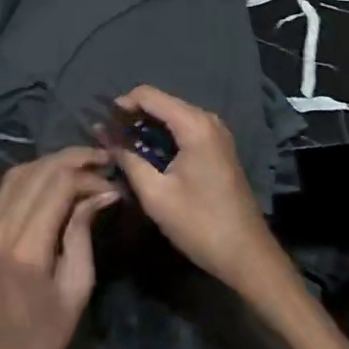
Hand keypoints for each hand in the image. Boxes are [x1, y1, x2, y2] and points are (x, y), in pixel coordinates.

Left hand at [0, 148, 117, 348]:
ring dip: (55, 161)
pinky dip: (36, 171)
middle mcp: (3, 227)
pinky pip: (10, 184)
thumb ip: (83, 233)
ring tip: (86, 164)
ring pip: (23, 170)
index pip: (60, 185)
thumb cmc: (44, 336)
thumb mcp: (76, 288)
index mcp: (27, 247)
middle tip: (106, 161)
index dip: (90, 177)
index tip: (114, 187)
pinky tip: (58, 176)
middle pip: (41, 170)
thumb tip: (103, 193)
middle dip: (76, 159)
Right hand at [112, 85, 287, 296]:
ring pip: (173, 116)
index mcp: (194, 125)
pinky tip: (147, 154)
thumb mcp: (156, 195)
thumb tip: (109, 141)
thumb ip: (130, 162)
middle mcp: (208, 120)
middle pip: (163, 103)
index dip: (123, 104)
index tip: (102, 124)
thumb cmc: (199, 224)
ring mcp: (216, 133)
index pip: (150, 95)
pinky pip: (185, 130)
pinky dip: (164, 136)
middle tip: (108, 138)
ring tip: (122, 146)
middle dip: (134, 116)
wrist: (245, 252)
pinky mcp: (218, 147)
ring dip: (148, 127)